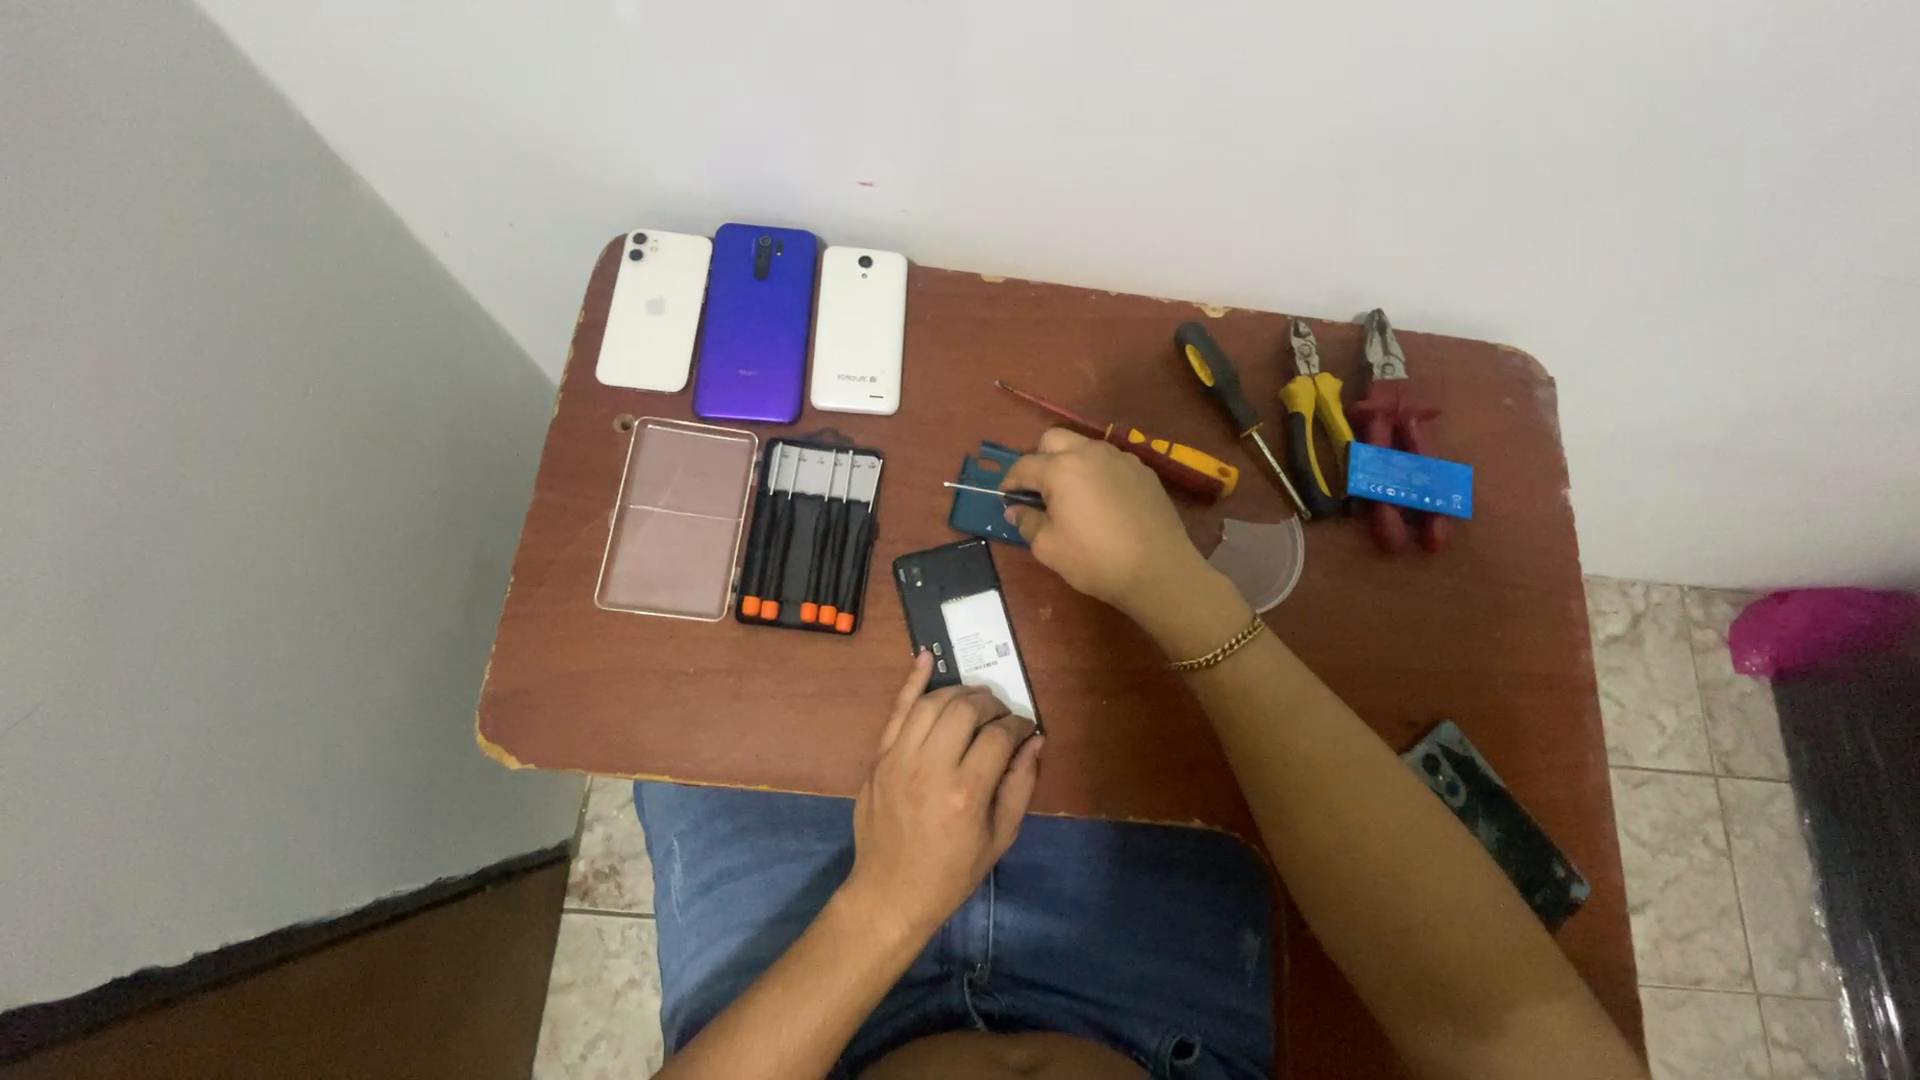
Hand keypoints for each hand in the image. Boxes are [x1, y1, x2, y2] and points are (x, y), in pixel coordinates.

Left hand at [843, 651, 1043, 938]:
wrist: (891, 892)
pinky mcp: (879, 758)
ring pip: (933, 703)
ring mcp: (899, 760)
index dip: (1017, 725)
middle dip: (991, 704)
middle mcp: (931, 768)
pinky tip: (926, 657)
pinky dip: (912, 681)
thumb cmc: (952, 871)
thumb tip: (1035, 742)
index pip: (998, 736)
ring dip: (959, 693)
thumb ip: (1020, 786)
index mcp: (966, 793)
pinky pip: (896, 710)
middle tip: (1002, 714)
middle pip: (965, 711)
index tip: (1025, 728)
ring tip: (975, 700)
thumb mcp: (1000, 838)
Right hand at [1000, 428, 1214, 617]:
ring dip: (1070, 462)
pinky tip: (1103, 501)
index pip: (1024, 465)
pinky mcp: (1143, 470)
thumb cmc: (1095, 560)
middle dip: (1039, 458)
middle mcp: (1090, 453)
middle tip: (1038, 489)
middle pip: (1053, 439)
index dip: (1010, 481)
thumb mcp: (1049, 547)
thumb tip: (1015, 510)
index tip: (1006, 497)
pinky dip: (1098, 472)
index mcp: (1061, 468)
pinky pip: (1110, 461)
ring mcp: (1120, 458)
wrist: (1158, 569)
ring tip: (1072, 494)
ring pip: (1085, 446)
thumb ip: (1027, 522)